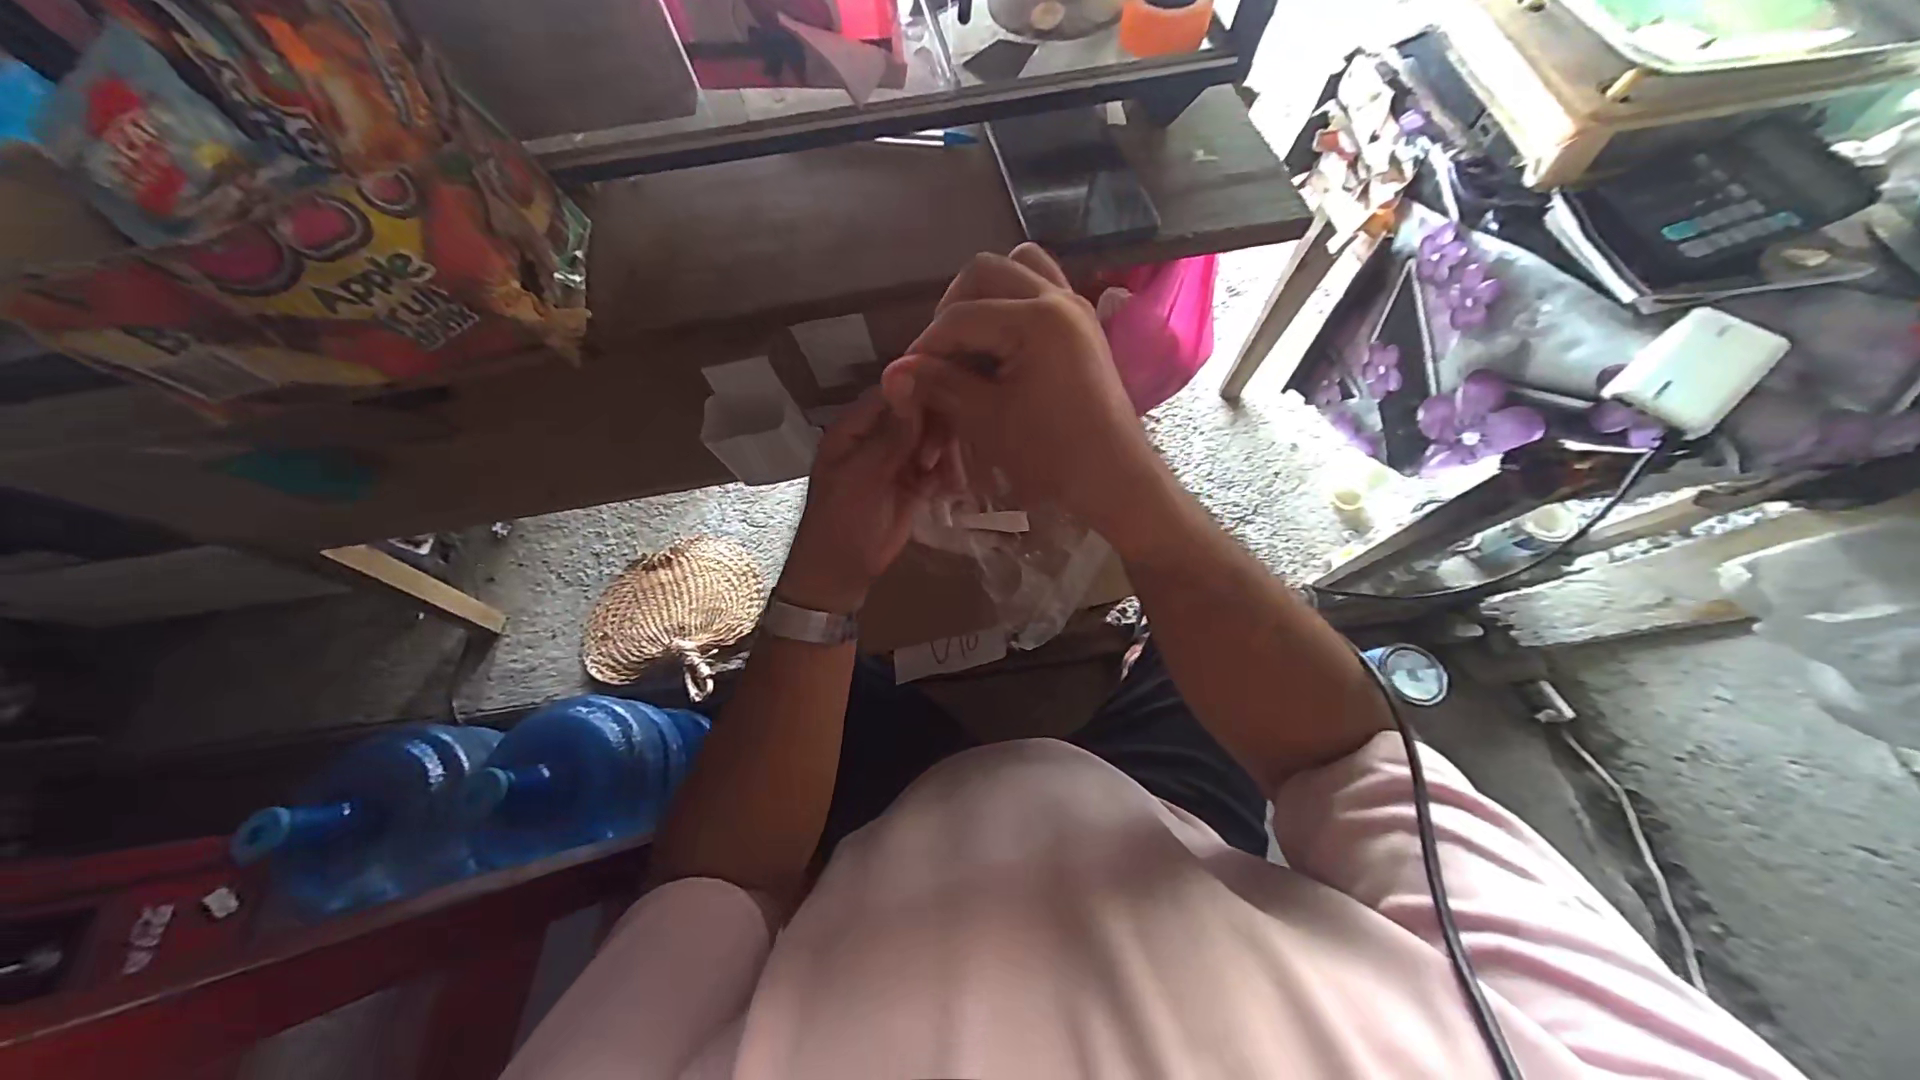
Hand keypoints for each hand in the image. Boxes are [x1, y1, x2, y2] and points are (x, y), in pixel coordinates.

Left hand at [779, 391, 933, 614]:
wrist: (841, 572)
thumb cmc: (840, 521)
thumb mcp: (863, 476)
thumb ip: (891, 435)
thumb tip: (912, 386)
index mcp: (856, 428)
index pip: (893, 394)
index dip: (921, 394)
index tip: (950, 400)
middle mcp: (879, 438)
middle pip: (918, 415)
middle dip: (936, 429)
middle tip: (939, 455)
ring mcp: (898, 462)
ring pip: (933, 441)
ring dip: (946, 453)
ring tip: (948, 475)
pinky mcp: (915, 485)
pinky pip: (938, 468)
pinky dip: (948, 474)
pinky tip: (954, 485)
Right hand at [881, 244, 1169, 550]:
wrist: (1113, 478)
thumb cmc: (1051, 455)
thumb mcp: (986, 421)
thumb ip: (939, 386)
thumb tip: (893, 371)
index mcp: (1036, 320)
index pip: (959, 317)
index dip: (925, 346)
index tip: (907, 377)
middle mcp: (1058, 298)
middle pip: (985, 272)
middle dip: (951, 309)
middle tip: (938, 353)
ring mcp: (1076, 306)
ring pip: (1019, 268)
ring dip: (985, 294)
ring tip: (970, 338)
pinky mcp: (1083, 323)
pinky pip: (1043, 288)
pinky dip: (1014, 301)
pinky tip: (1001, 342)